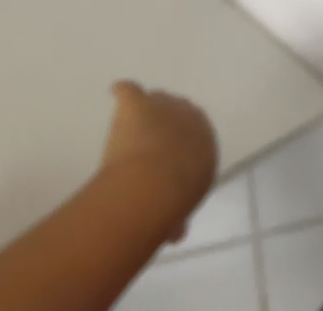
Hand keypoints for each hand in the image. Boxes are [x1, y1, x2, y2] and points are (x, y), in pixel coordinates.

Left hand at [102, 81, 217, 241]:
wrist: (156, 184)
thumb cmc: (175, 200)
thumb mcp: (183, 210)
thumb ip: (179, 216)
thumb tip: (175, 233)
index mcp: (205, 141)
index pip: (195, 131)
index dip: (179, 141)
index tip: (166, 153)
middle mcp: (190, 117)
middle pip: (178, 110)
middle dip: (164, 122)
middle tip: (148, 138)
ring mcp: (164, 106)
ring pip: (156, 99)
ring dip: (146, 109)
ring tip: (131, 123)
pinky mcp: (139, 104)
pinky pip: (130, 90)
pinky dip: (123, 91)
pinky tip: (116, 91)